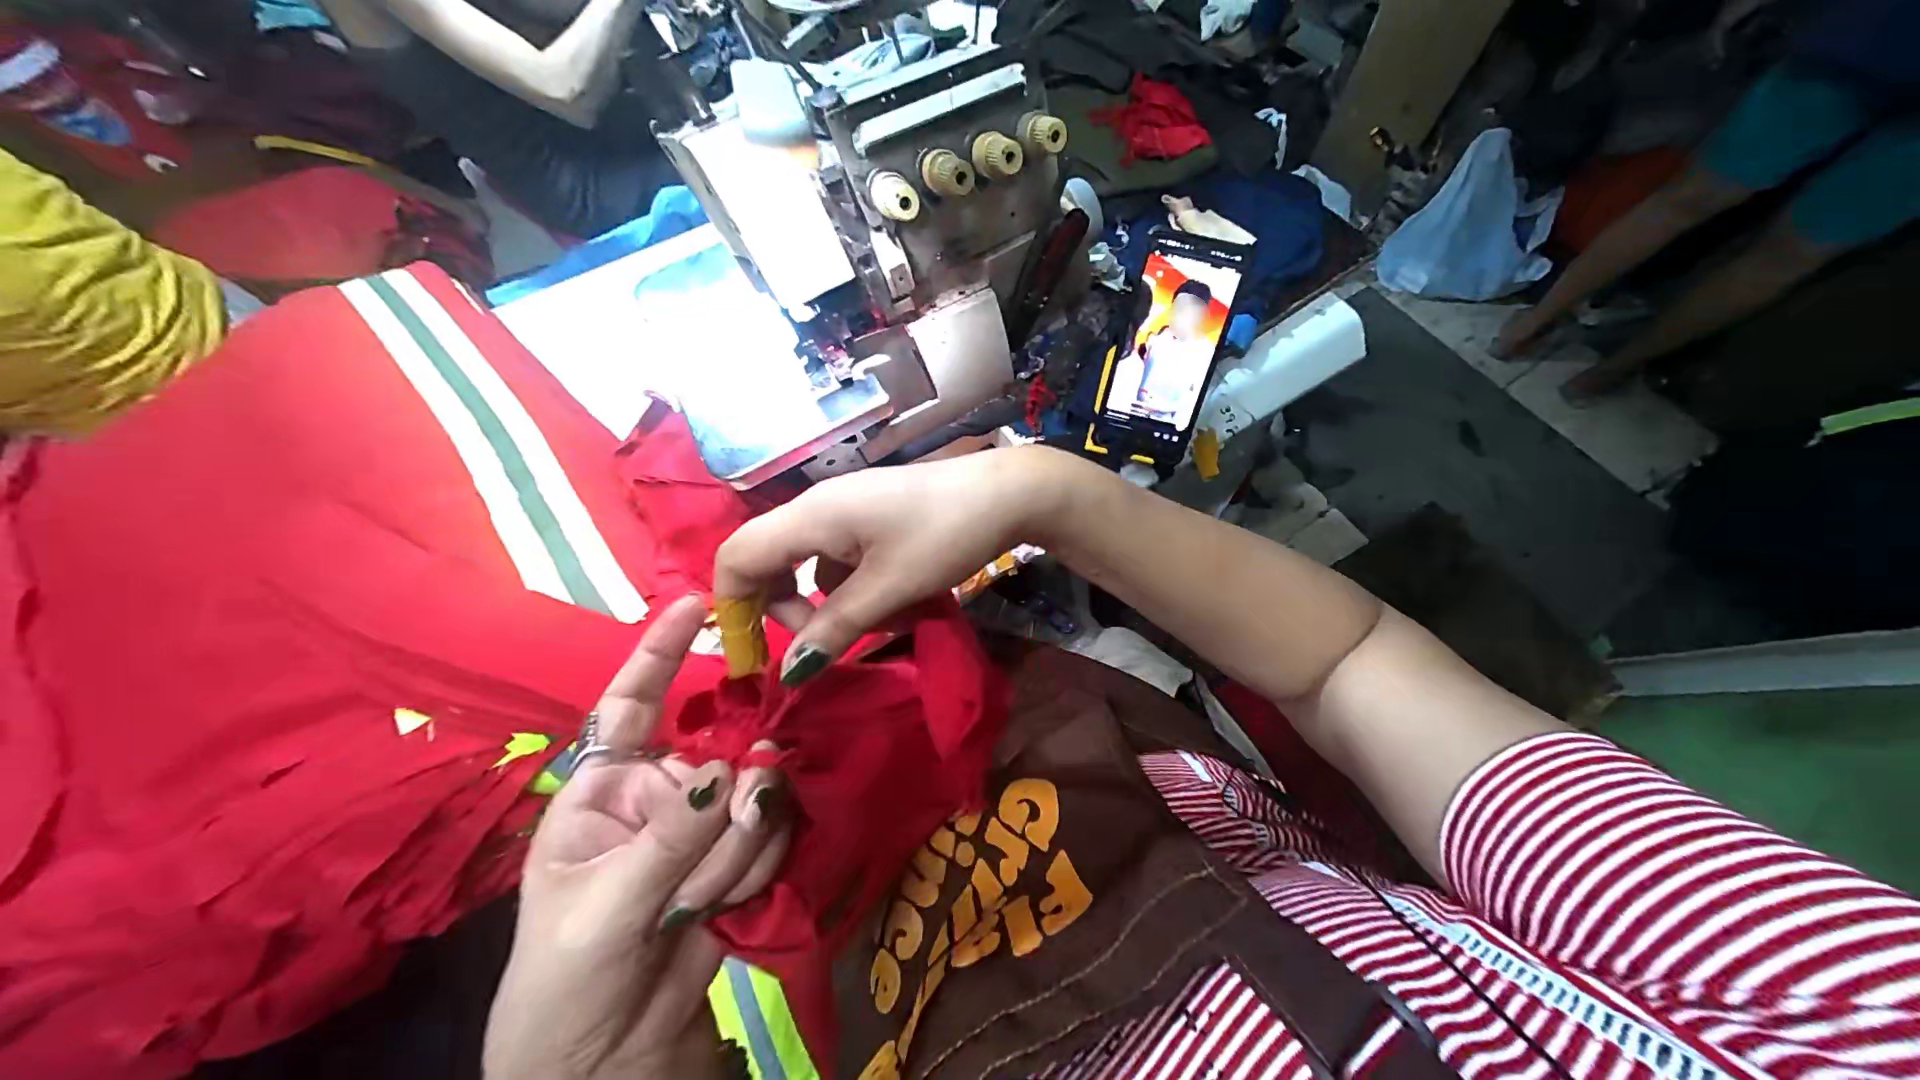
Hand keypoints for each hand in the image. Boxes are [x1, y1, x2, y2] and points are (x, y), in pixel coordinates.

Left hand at [484, 596, 790, 1079]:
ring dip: (735, 853)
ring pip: (753, 796)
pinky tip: (727, 905)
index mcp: (604, 789)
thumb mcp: (599, 909)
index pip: (630, 707)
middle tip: (708, 864)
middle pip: (718, 756)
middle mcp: (661, 791)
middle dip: (723, 808)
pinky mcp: (744, 850)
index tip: (694, 604)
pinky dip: (757, 866)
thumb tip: (727, 770)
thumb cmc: (564, 980)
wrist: (609, 1057)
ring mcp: (708, 820)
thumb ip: (666, 837)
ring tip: (697, 907)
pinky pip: (773, 830)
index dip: (660, 653)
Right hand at [713, 447, 1082, 682]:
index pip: (737, 557)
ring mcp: (845, 509)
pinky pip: (843, 559)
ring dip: (835, 604)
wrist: (1006, 494)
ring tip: (884, 620)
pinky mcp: (871, 517)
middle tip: (825, 643)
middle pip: (770, 562)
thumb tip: (790, 672)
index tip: (755, 655)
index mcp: (810, 517)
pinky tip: (900, 600)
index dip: (734, 608)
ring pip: (813, 567)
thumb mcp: (888, 589)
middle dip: (790, 610)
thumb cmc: (944, 536)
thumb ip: (833, 629)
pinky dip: (859, 587)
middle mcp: (817, 508)